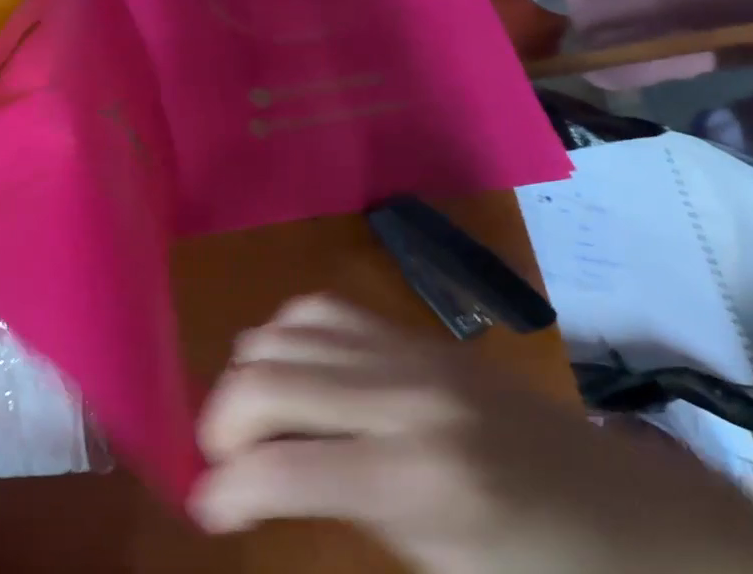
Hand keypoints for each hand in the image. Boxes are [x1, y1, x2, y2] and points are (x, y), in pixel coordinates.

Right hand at [193, 296, 752, 573]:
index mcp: (422, 478)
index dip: (223, 489)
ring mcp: (410, 356)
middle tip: (224, 463)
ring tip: (257, 422)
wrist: (652, 520)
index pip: (278, 469)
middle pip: (260, 383)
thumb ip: (341, 507)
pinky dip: (283, 339)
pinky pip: (315, 311)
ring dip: (246, 380)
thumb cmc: (548, 567)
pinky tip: (293, 373)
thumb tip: (252, 481)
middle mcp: (404, 399)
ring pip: (275, 336)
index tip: (207, 509)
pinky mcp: (416, 337)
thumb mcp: (442, 562)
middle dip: (219, 426)